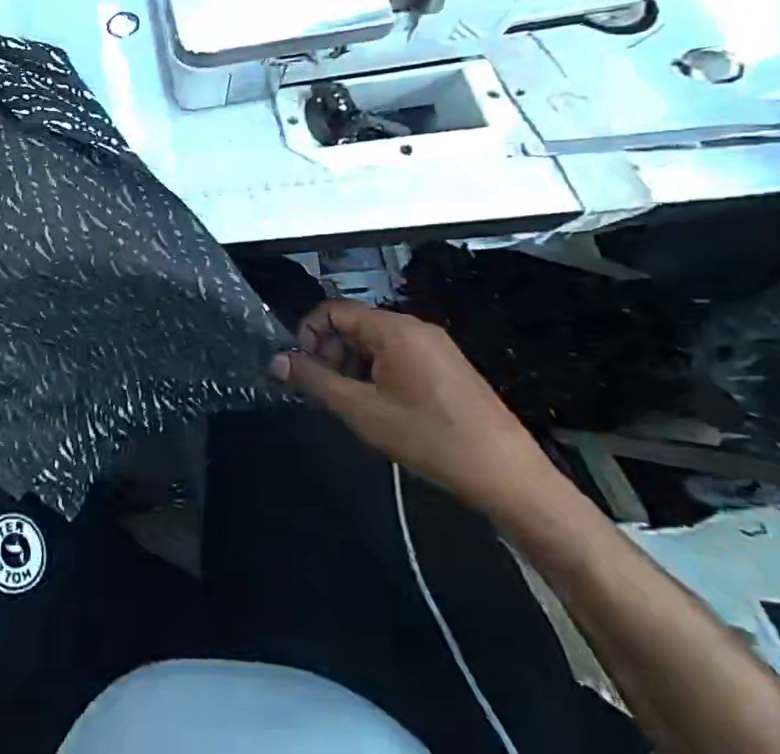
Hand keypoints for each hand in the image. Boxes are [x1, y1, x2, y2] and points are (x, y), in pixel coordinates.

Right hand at [269, 299, 542, 499]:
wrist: (502, 470)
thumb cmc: (427, 437)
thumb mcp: (361, 411)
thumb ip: (315, 382)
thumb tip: (277, 361)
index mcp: (394, 329)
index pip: (333, 310)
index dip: (308, 335)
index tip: (303, 371)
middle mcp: (415, 327)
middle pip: (354, 325)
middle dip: (331, 354)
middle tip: (329, 395)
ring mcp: (434, 345)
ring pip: (375, 343)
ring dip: (353, 368)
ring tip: (357, 408)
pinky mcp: (446, 365)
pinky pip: (398, 356)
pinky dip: (378, 375)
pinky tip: (384, 410)